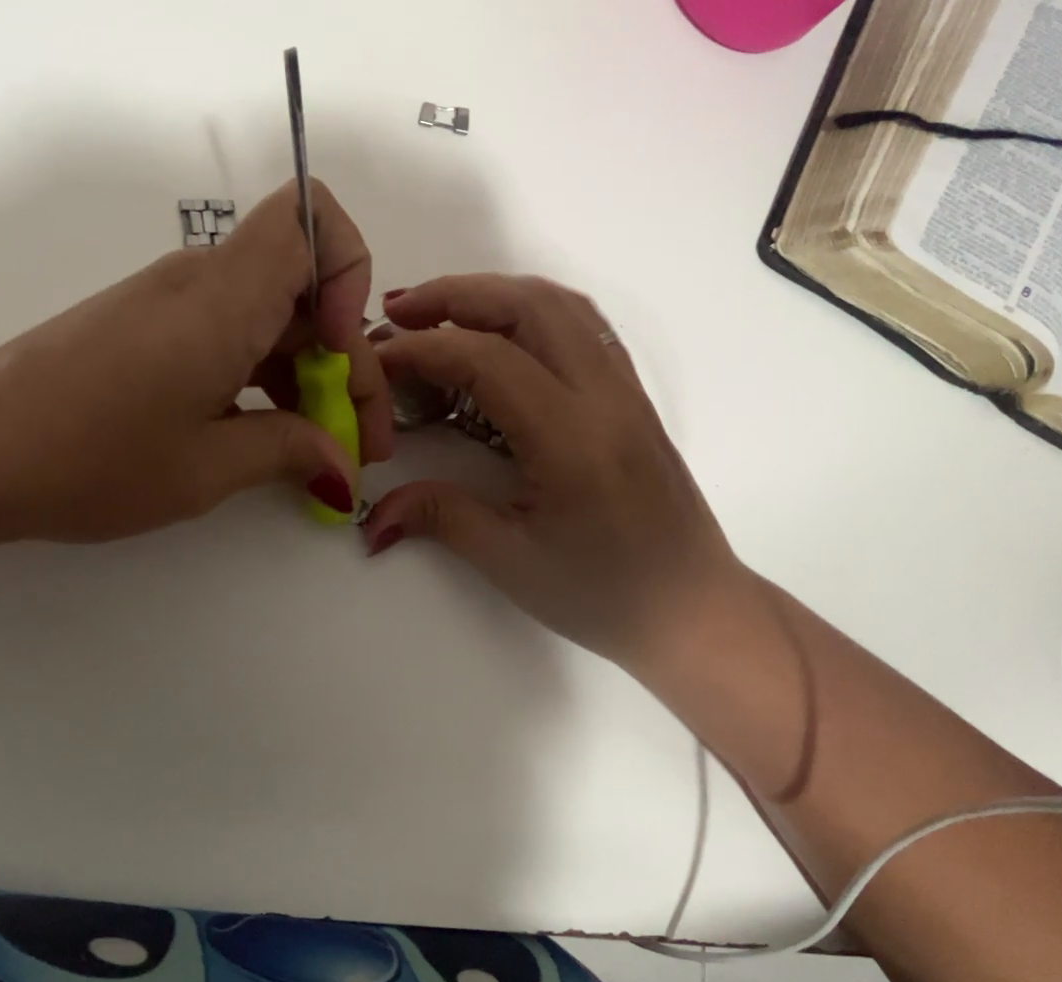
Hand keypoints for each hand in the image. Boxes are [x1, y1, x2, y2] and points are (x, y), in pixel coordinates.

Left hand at [0, 178, 393, 551]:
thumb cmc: (90, 459)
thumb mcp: (203, 468)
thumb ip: (288, 451)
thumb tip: (341, 464)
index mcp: (223, 297)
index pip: (312, 219)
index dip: (350, 276)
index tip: (343, 354)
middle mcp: (197, 283)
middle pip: (299, 284)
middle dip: (344, 357)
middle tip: (358, 445)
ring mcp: (163, 306)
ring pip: (262, 316)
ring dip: (302, 377)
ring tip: (315, 454)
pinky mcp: (139, 332)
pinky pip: (222, 337)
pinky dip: (256, 380)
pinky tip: (258, 438)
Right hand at [361, 274, 747, 669]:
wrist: (691, 607)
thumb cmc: (600, 593)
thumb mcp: (510, 560)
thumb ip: (440, 517)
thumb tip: (370, 515)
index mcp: (571, 437)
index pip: (486, 360)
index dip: (421, 350)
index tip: (374, 362)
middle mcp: (604, 396)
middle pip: (528, 306)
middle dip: (455, 296)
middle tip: (397, 313)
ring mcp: (625, 390)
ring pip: (561, 305)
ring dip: (494, 294)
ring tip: (438, 314)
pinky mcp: (631, 397)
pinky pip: (582, 326)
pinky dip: (531, 310)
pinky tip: (498, 333)